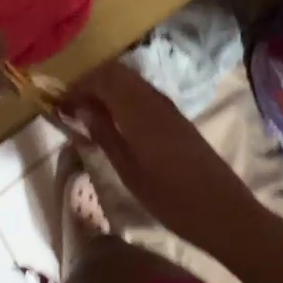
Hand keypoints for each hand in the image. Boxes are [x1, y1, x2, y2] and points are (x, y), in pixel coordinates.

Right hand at [63, 61, 264, 247]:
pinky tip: (116, 119)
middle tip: (72, 105)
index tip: (59, 101)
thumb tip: (80, 107)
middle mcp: (151, 96)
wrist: (223, 211)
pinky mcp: (174, 115)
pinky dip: (123, 95)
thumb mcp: (128, 171)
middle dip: (91, 82)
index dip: (78, 85)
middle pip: (115, 72)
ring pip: (129, 79)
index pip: (101, 77)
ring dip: (107, 87)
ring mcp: (165, 104)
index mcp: (137, 107)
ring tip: (89, 112)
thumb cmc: (170, 197)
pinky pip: (141, 91)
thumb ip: (104, 134)